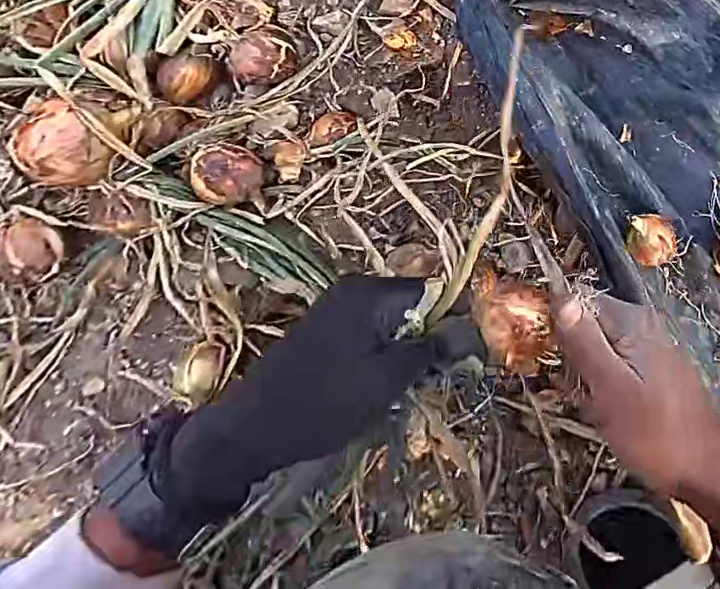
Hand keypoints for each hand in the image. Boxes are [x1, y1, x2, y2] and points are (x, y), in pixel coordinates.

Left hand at [159, 276, 479, 527]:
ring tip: (404, 386)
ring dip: (407, 349)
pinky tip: (379, 384)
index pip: (434, 292)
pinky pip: (373, 329)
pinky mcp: (329, 325)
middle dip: (429, 337)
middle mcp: (357, 288)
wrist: (247, 432)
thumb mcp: (387, 381)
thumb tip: (471, 331)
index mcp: (371, 292)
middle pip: (415, 304)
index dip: (454, 321)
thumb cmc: (323, 404)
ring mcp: (339, 305)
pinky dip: (384, 352)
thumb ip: (432, 349)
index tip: (464, 356)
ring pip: (396, 320)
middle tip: (431, 378)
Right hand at [555, 293, 719, 554]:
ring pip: (602, 352)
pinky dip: (609, 388)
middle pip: (590, 327)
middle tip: (585, 395)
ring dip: (592, 380)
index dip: (563, 332)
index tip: (564, 367)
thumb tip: (561, 296)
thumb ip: (584, 341)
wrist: (706, 470)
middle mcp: (644, 324)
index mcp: (632, 320)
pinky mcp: (655, 369)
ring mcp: (652, 346)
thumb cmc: (654, 433)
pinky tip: (614, 415)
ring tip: (600, 410)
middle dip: (578, 361)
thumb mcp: (610, 387)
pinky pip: (618, 368)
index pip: (580, 304)